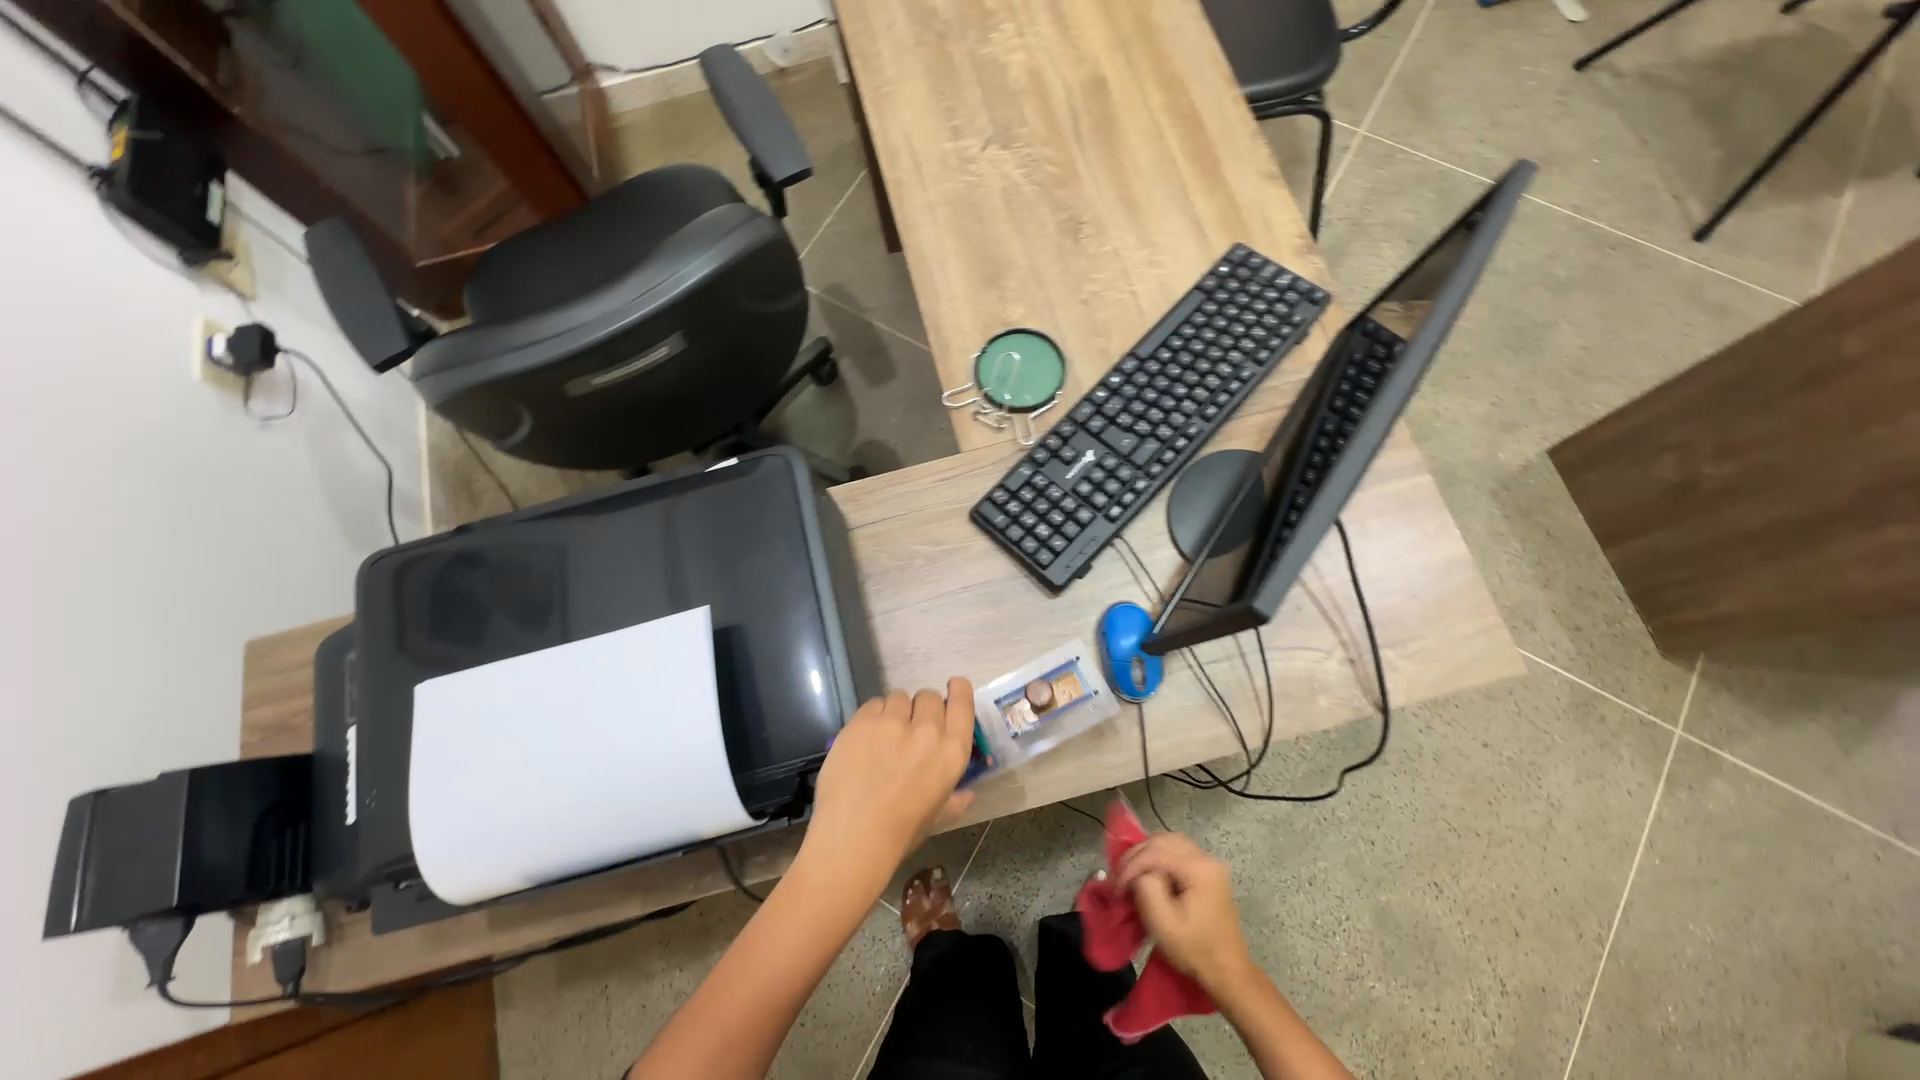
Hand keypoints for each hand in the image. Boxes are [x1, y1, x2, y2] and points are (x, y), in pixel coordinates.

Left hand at [800, 679, 977, 892]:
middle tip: (909, 728)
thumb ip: (955, 800)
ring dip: (895, 711)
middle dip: (921, 708)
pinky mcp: (861, 721)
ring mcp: (892, 722)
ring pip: (899, 697)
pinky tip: (865, 737)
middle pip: (928, 696)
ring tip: (884, 734)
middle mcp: (926, 730)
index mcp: (952, 752)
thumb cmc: (901, 832)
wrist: (854, 836)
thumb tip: (968, 794)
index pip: (962, 703)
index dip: (958, 690)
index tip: (952, 687)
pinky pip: (872, 704)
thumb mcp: (937, 817)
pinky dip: (872, 716)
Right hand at [1118, 833, 1253, 990]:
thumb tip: (1138, 873)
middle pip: (1164, 840)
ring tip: (1131, 872)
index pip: (1156, 852)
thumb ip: (1146, 889)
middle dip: (1137, 855)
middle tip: (1120, 876)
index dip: (1131, 866)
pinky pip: (1179, 852)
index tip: (1117, 888)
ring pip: (1171, 842)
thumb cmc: (1194, 950)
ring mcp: (1211, 865)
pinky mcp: (1209, 873)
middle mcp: (1208, 859)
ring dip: (1148, 853)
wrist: (1227, 970)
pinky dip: (1160, 857)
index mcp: (1199, 869)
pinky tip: (1149, 872)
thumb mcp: (1163, 924)